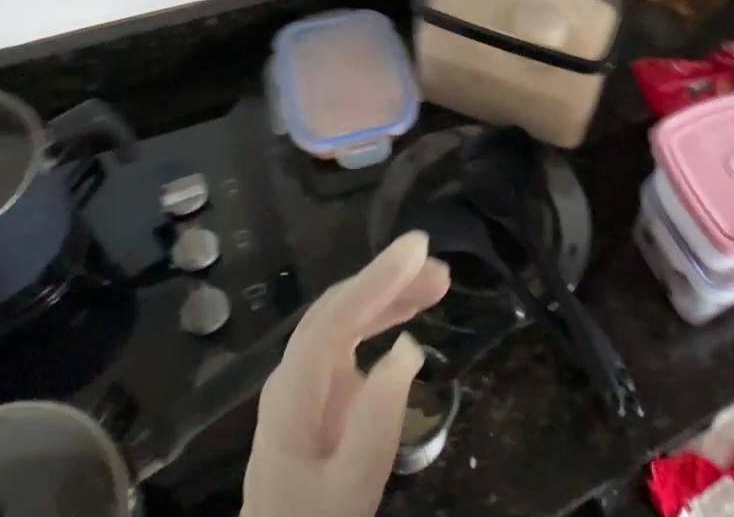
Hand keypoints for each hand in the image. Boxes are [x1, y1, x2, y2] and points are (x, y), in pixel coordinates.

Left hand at [241, 232, 450, 516]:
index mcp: (293, 392)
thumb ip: (378, 418)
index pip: (334, 319)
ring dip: (388, 294)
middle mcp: (294, 372)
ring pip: (345, 317)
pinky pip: (350, 336)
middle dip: (388, 280)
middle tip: (440, 268)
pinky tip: (410, 312)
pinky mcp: (321, 390)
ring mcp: (306, 379)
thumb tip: (410, 346)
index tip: (417, 251)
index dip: (375, 280)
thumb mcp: (352, 482)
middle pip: (339, 308)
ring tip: (437, 282)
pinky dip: (382, 316)